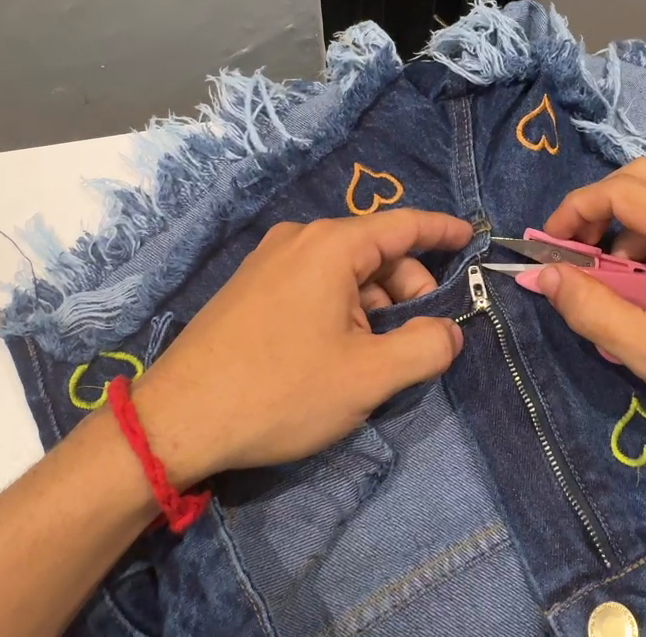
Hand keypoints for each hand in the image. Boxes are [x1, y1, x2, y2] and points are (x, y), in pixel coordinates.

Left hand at [131, 210, 470, 480]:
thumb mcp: (368, 377)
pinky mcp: (251, 289)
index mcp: (332, 246)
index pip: (404, 224)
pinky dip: (342, 310)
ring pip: (345, 273)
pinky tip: (339, 354)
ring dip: (374, 308)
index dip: (443, 230)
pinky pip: (314, 286)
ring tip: (375, 359)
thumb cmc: (280, 391)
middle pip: (376, 252)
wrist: (174, 422)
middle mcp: (300, 240)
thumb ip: (425, 348)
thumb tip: (449, 331)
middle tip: (420, 339)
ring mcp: (269, 263)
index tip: (472, 238)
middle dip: (408, 289)